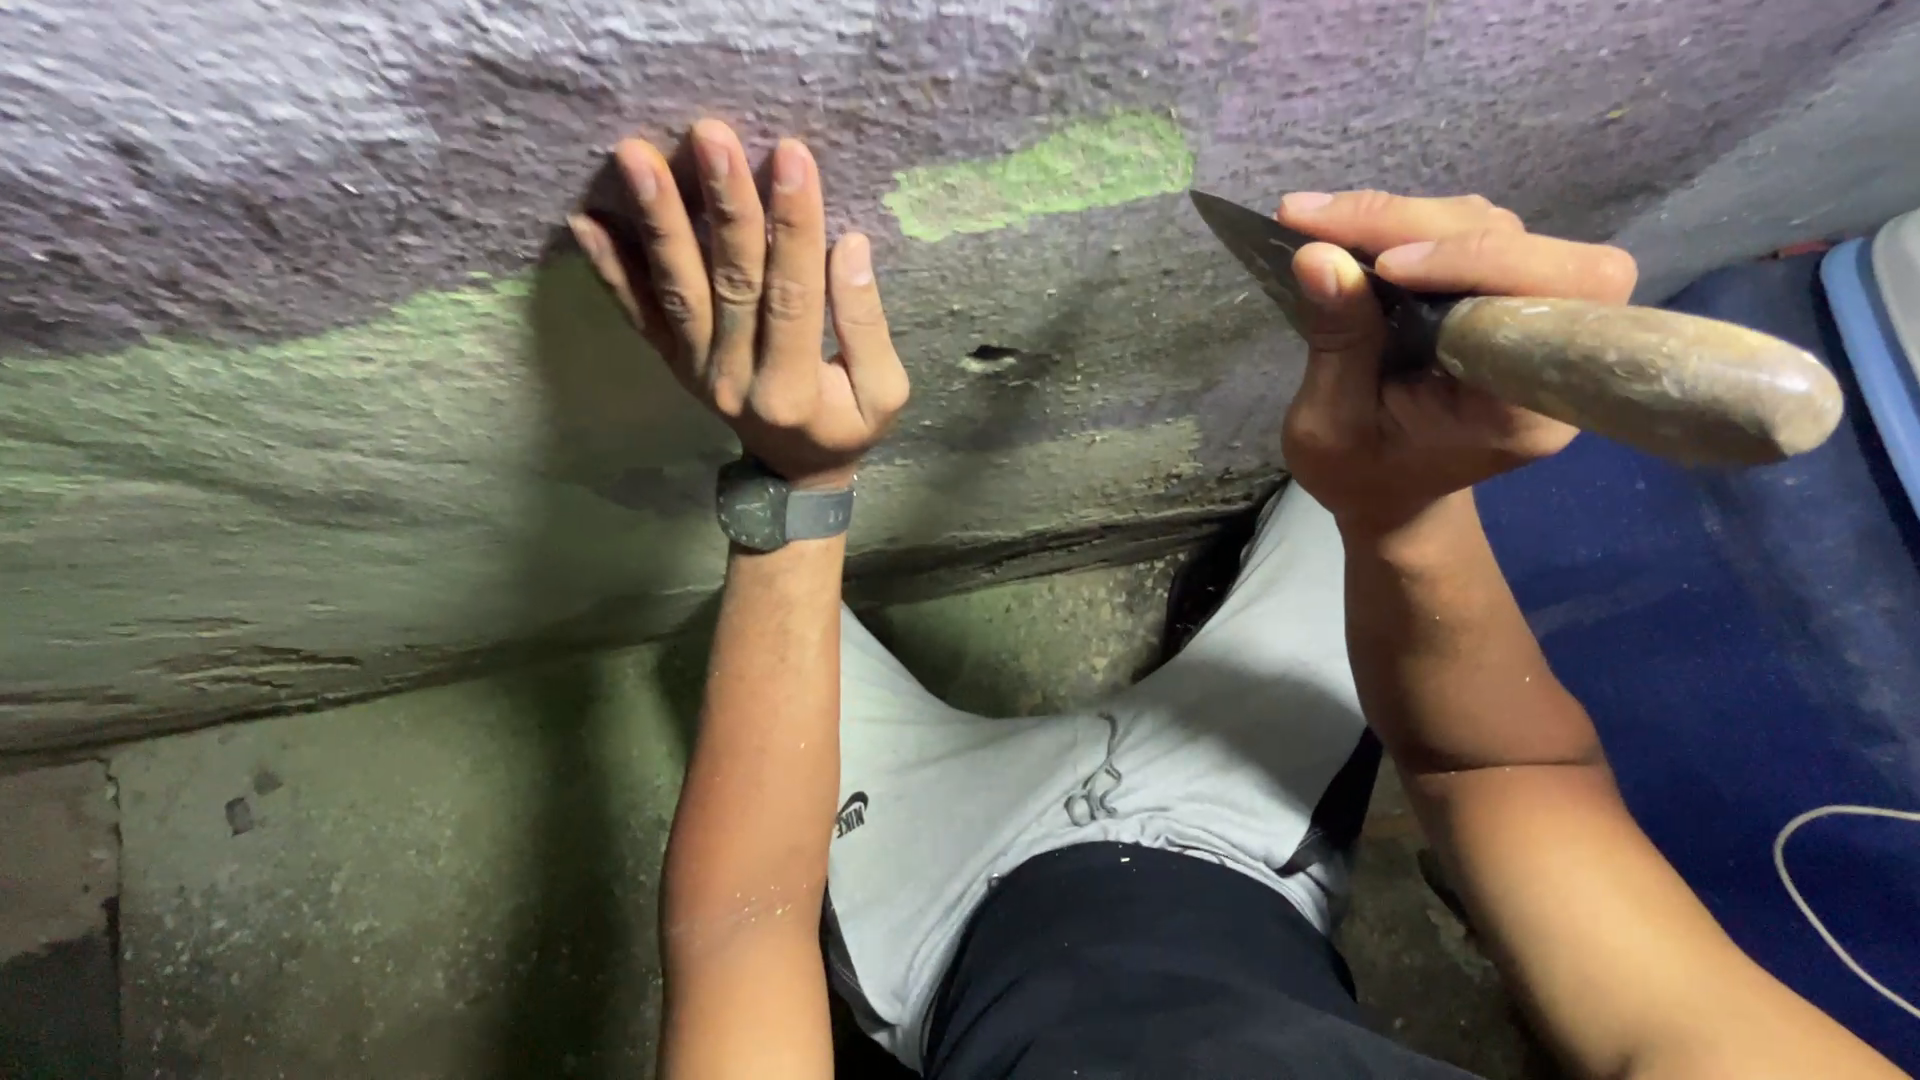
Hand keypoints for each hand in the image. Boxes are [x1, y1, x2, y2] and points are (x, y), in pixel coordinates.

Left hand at [568, 119, 909, 489]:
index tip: (793, 156)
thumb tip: (850, 245)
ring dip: (658, 222)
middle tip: (710, 136)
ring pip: (679, 290)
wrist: (794, 473)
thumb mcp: (883, 393)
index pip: (794, 296)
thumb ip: (867, 326)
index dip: (795, 227)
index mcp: (794, 389)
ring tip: (635, 157)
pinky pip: (640, 316)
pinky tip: (586, 223)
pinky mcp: (674, 362)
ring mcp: (697, 370)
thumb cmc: (846, 428)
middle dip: (724, 207)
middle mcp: (736, 378)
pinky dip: (611, 271)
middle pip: (732, 283)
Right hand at [1273, 191, 1637, 537]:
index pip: (1537, 302)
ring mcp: (1527, 313)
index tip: (1382, 266)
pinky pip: (1468, 236)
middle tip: (1313, 219)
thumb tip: (1316, 255)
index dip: (1472, 265)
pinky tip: (1348, 230)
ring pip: (1489, 229)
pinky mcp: (1498, 293)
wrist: (1388, 490)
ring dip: (1402, 219)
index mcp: (1521, 406)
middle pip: (1512, 246)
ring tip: (1321, 222)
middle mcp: (1546, 350)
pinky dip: (1403, 226)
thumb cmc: (1359, 474)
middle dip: (1411, 226)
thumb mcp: (1329, 425)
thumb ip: (1337, 345)